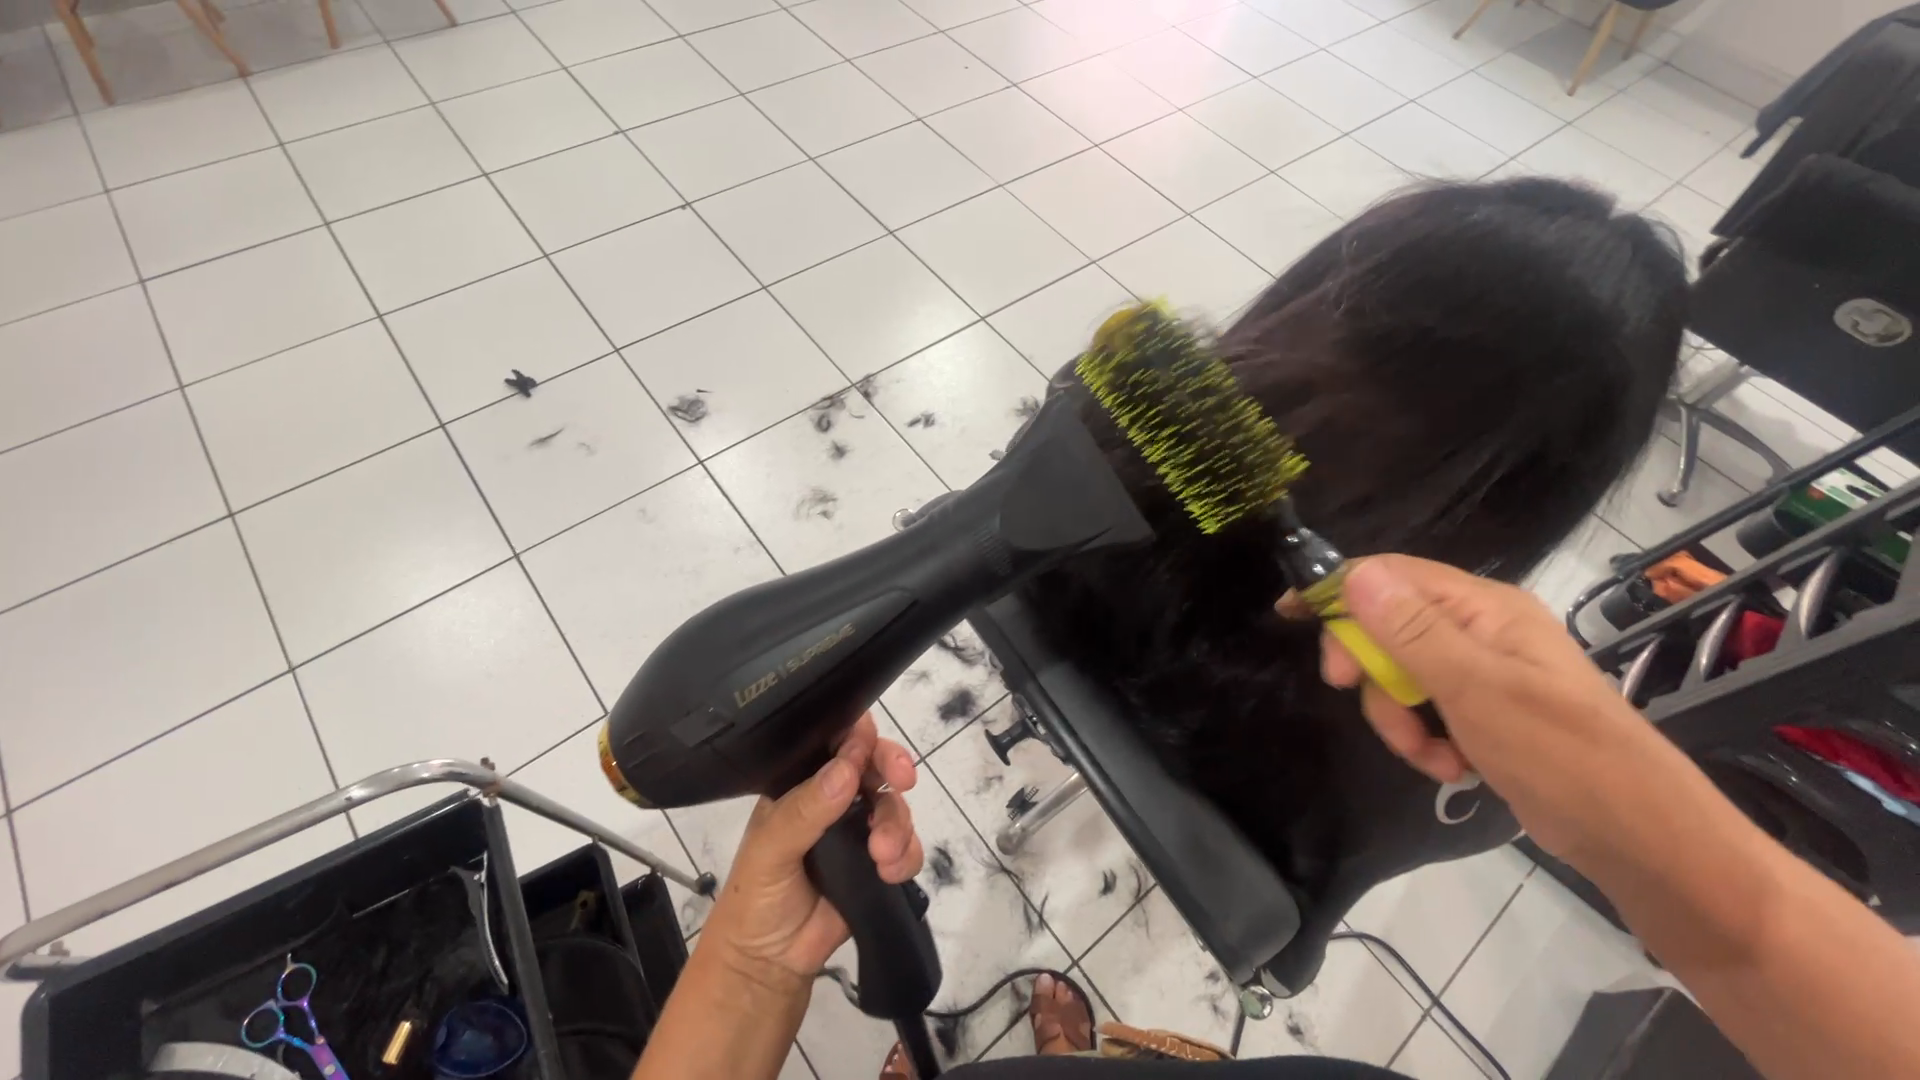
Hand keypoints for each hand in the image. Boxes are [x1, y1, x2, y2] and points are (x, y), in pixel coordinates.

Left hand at [699, 712, 922, 991]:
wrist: (768, 963)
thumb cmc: (754, 896)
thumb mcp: (771, 848)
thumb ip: (806, 809)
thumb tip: (846, 769)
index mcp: (801, 783)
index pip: (834, 742)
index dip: (858, 735)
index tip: (872, 748)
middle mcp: (834, 798)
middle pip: (874, 763)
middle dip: (893, 766)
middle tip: (904, 778)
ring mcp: (858, 830)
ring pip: (894, 805)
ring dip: (898, 824)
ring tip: (883, 855)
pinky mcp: (877, 863)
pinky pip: (907, 846)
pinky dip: (907, 855)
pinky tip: (891, 873)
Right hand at [1302, 555, 1666, 857]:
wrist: (1639, 838)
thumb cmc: (1560, 752)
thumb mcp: (1475, 688)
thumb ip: (1410, 630)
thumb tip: (1353, 574)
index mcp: (1484, 608)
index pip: (1392, 575)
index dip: (1338, 588)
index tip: (1289, 613)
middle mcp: (1481, 630)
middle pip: (1389, 627)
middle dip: (1370, 667)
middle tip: (1349, 692)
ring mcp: (1483, 673)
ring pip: (1402, 676)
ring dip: (1399, 718)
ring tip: (1428, 756)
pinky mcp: (1484, 713)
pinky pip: (1426, 711)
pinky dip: (1425, 739)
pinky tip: (1450, 768)